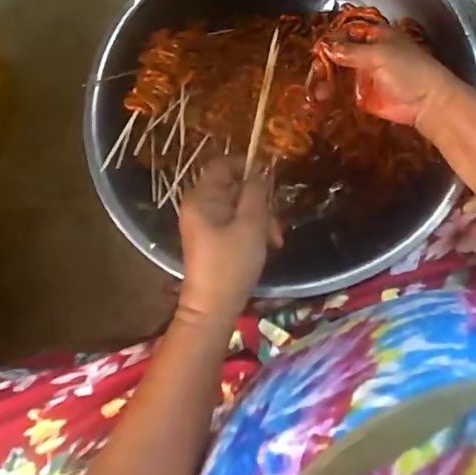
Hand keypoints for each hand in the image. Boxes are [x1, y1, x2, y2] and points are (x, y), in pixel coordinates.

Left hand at [175, 157, 280, 322]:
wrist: (211, 310)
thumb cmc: (231, 264)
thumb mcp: (250, 226)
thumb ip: (256, 194)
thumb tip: (260, 171)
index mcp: (202, 198)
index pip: (222, 164)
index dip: (246, 164)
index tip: (270, 177)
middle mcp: (198, 206)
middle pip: (232, 187)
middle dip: (259, 201)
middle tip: (276, 223)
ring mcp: (204, 223)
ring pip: (236, 206)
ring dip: (259, 218)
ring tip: (275, 240)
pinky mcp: (211, 239)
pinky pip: (233, 223)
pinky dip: (251, 230)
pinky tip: (267, 246)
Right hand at [323, 28, 462, 128]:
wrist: (428, 103)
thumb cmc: (410, 71)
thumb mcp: (380, 55)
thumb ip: (351, 51)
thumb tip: (325, 47)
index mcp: (374, 35)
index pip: (346, 31)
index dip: (331, 37)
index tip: (317, 47)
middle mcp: (366, 52)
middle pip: (337, 52)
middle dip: (324, 60)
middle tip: (314, 69)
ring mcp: (363, 73)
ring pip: (336, 71)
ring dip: (324, 77)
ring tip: (316, 87)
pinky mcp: (361, 94)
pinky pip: (340, 91)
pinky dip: (329, 93)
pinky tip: (318, 97)